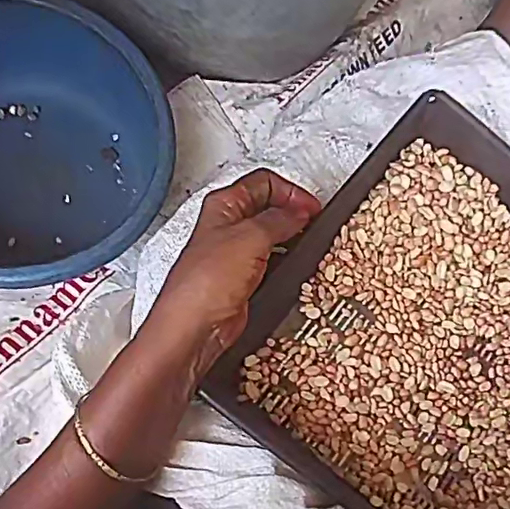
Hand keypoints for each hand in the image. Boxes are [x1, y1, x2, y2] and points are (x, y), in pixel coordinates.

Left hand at [148, 169, 321, 364]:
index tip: (311, 208)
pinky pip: (271, 263)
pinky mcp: (244, 279)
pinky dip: (286, 262)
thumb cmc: (207, 282)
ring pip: (272, 236)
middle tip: (313, 223)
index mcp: (224, 205)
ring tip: (308, 244)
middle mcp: (228, 227)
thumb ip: (279, 220)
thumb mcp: (250, 238)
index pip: (263, 183)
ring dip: (291, 239)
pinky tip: (295, 268)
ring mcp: (236, 254)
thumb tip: (299, 212)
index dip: (291, 192)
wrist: (196, 325)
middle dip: (293, 213)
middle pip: (268, 208)